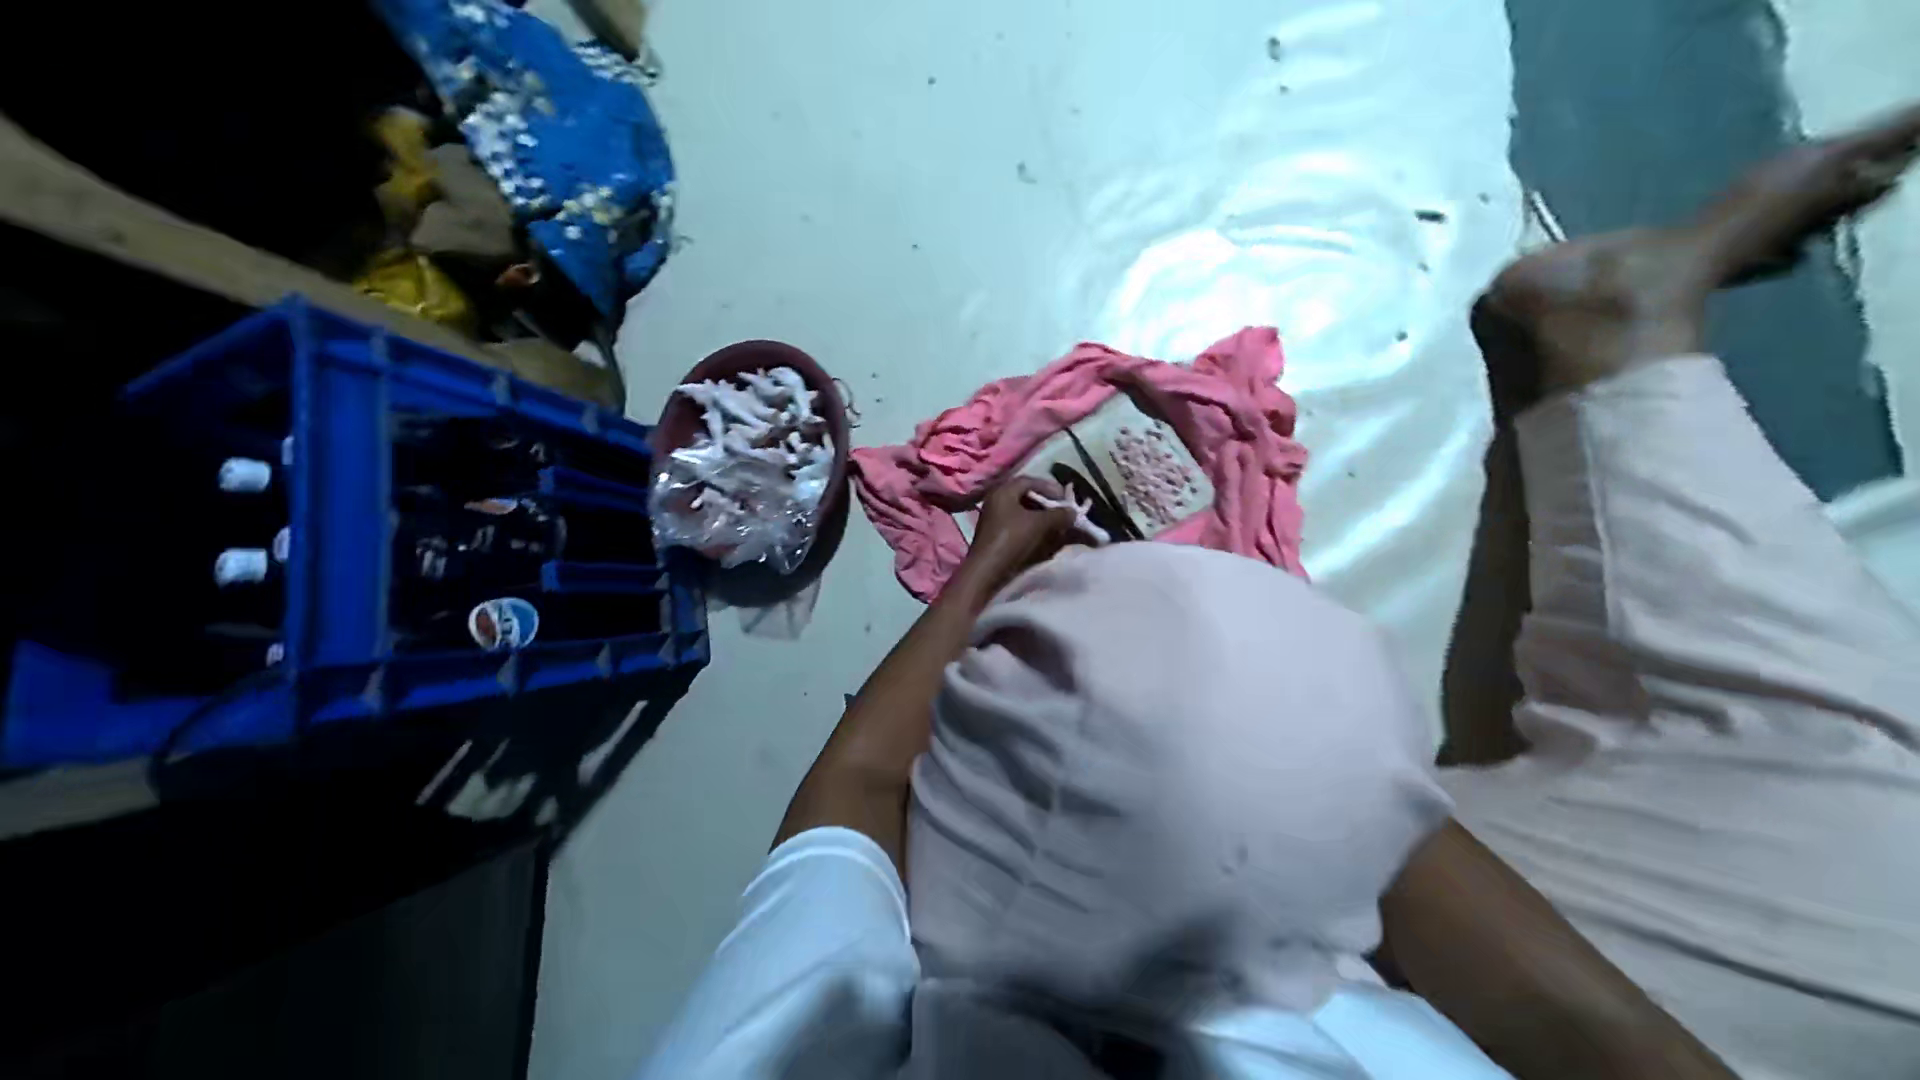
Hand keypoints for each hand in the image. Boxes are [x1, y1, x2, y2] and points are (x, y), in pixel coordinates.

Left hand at [960, 477, 1081, 592]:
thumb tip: (1072, 512)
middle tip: (1061, 509)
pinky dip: (1032, 526)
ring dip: (1040, 515)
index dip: (1049, 487)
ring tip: (1056, 523)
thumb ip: (1059, 515)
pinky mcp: (995, 534)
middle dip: (1046, 502)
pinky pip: (1017, 524)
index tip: (1064, 497)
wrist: (987, 570)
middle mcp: (996, 501)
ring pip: (1022, 511)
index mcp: (1003, 491)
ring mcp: (994, 518)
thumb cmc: (1012, 539)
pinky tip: (1043, 534)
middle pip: (1025, 495)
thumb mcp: (1039, 524)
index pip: (1029, 481)